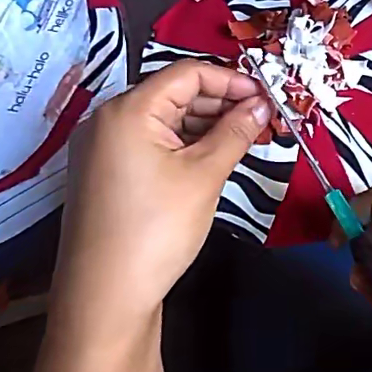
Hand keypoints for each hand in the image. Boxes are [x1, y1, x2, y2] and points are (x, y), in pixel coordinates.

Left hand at [56, 61, 269, 329]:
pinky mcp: (108, 171)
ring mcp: (104, 147)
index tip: (267, 94)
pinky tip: (218, 154)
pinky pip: (155, 141)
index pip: (187, 74)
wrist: (105, 298)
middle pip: (176, 93)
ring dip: (209, 123)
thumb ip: (237, 131)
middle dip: (223, 102)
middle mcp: (108, 120)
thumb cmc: (156, 229)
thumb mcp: (206, 174)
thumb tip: (262, 103)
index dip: (232, 80)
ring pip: (167, 118)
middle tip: (264, 117)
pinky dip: (188, 142)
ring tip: (248, 137)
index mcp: (127, 111)